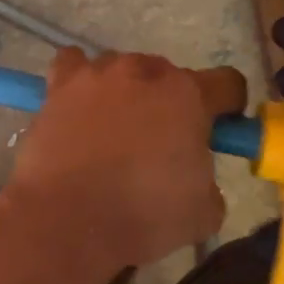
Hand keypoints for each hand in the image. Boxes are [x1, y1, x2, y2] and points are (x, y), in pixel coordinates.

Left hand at [0, 48, 246, 272]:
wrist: (67, 219)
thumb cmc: (143, 215)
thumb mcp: (205, 210)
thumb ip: (207, 177)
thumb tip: (191, 171)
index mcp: (188, 95)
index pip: (226, 82)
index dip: (226, 107)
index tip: (217, 132)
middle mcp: (141, 72)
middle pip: (167, 74)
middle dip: (169, 101)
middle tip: (159, 141)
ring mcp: (95, 75)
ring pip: (120, 68)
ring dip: (124, 90)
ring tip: (113, 128)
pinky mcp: (57, 88)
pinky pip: (72, 65)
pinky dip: (78, 80)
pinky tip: (78, 106)